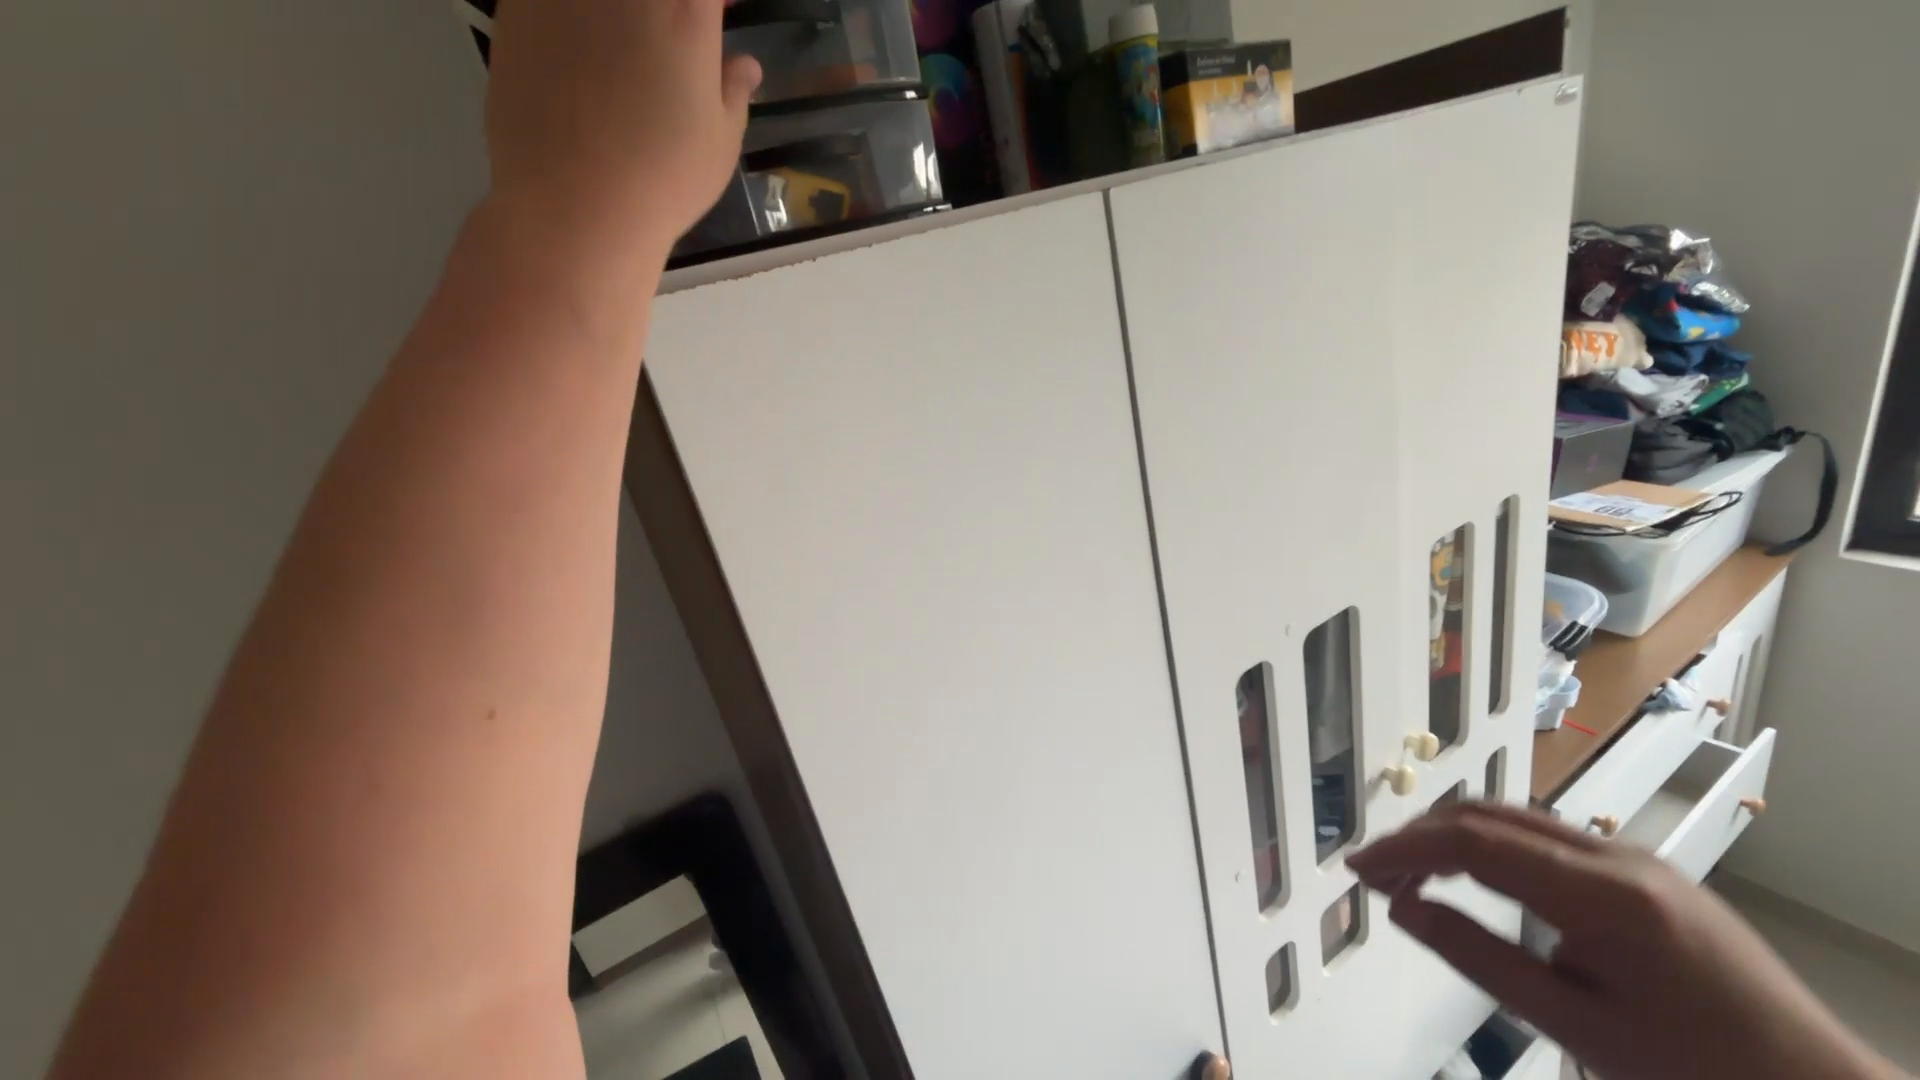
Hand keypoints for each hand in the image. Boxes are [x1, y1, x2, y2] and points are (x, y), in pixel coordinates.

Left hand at [484, 0, 761, 249]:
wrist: (572, 206)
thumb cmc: (664, 178)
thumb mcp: (720, 141)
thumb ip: (732, 90)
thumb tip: (743, 65)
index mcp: (685, 8)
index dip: (715, 0)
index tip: (722, 12)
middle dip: (670, 7)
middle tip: (674, 33)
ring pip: (602, 0)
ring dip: (618, 16)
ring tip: (625, 50)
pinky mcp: (515, 8)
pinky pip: (552, 1)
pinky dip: (573, 18)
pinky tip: (580, 54)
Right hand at [1347, 803, 1902, 1079]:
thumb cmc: (1695, 1074)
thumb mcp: (1578, 1027)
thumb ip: (1480, 958)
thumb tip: (1402, 909)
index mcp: (1604, 894)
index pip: (1476, 843)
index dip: (1405, 847)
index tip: (1356, 868)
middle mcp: (1619, 857)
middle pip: (1492, 817)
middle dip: (1422, 837)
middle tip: (1376, 875)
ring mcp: (1637, 859)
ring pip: (1519, 821)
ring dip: (1455, 838)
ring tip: (1414, 876)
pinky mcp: (1647, 875)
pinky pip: (1551, 841)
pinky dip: (1495, 849)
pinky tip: (1477, 880)